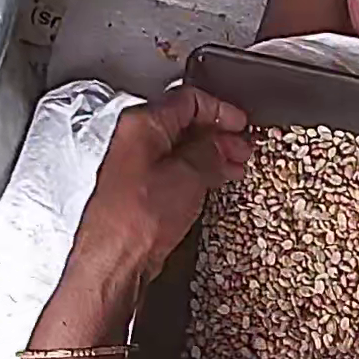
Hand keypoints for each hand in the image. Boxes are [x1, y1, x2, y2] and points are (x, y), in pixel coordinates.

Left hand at [72, 87, 250, 284]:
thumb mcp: (188, 176)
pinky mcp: (143, 191)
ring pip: (182, 149)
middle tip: (244, 146)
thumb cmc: (138, 218)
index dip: (221, 110)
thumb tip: (223, 143)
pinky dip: (199, 173)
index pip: (188, 100)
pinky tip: (215, 182)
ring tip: (236, 165)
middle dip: (219, 134)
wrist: (115, 259)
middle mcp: (136, 141)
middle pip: (185, 124)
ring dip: (212, 155)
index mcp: (142, 124)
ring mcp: (138, 166)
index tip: (241, 123)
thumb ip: (210, 152)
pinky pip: (176, 171)